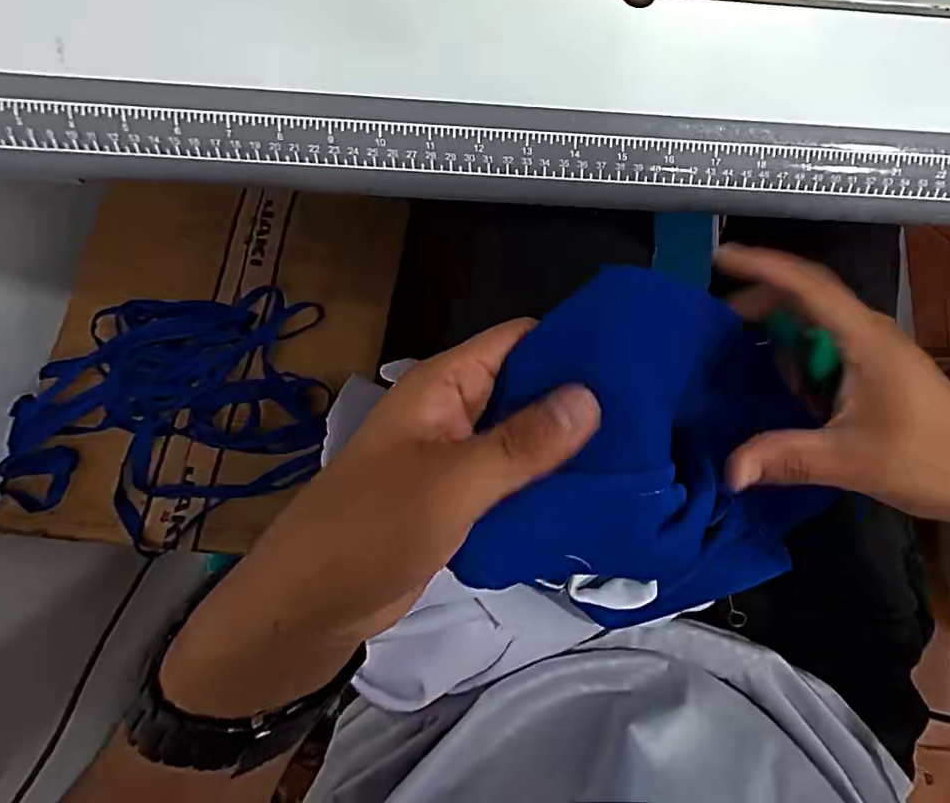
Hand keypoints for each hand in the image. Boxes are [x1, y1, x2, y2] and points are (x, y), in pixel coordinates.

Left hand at [159, 320, 599, 715]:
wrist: (305, 612)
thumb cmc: (370, 529)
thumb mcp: (452, 482)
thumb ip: (522, 442)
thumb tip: (592, 396)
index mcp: (446, 383)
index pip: (518, 339)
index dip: (570, 339)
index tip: (630, 354)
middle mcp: (456, 408)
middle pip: (527, 383)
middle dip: (577, 392)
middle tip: (644, 407)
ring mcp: (460, 452)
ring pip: (524, 430)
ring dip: (565, 438)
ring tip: (632, 444)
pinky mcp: (463, 493)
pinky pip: (514, 470)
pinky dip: (546, 473)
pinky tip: (591, 485)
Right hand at [718, 245, 949, 539]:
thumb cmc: (927, 463)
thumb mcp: (849, 461)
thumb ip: (786, 457)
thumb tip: (730, 471)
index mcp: (866, 339)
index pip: (808, 286)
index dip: (762, 265)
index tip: (723, 255)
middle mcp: (873, 332)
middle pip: (810, 295)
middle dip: (765, 298)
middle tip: (725, 315)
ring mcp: (881, 348)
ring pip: (821, 320)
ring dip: (787, 329)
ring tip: (754, 351)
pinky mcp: (884, 366)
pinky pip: (833, 343)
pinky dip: (806, 352)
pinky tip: (795, 382)